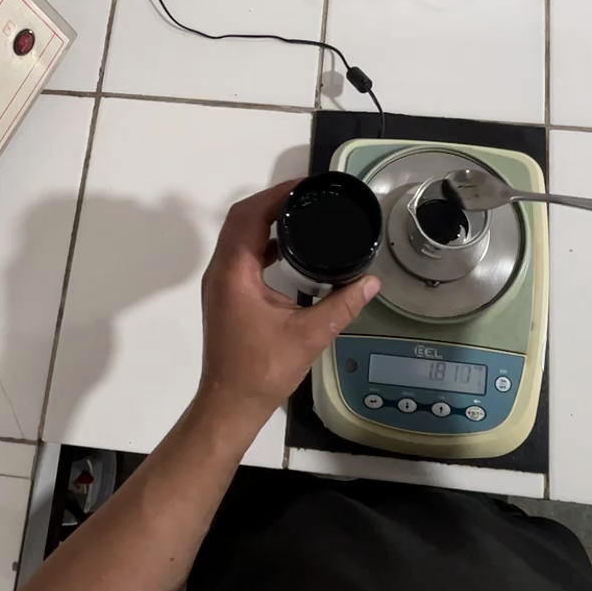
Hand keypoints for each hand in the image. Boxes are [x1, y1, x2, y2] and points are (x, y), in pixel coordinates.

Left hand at [195, 180, 380, 428]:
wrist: (231, 404)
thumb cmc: (263, 370)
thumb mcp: (309, 335)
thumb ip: (342, 305)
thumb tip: (370, 281)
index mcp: (235, 272)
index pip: (249, 215)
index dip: (276, 194)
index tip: (306, 186)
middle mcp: (222, 271)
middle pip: (240, 219)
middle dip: (272, 201)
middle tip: (307, 195)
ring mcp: (221, 283)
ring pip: (238, 235)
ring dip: (265, 219)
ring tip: (300, 213)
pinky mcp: (227, 294)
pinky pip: (241, 254)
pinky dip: (261, 241)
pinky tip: (288, 247)